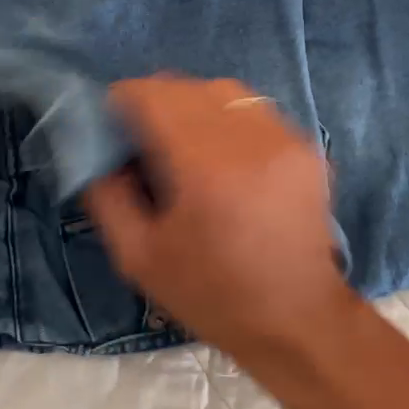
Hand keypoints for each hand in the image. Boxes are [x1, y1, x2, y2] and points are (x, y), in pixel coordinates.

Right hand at [83, 76, 360, 368]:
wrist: (298, 321)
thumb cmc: (212, 295)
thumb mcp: (138, 257)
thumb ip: (108, 196)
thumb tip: (100, 152)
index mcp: (204, 168)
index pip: (155, 97)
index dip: (125, 100)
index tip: (113, 125)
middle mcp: (249, 141)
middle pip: (189, 87)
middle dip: (157, 102)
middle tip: (143, 137)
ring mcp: (286, 140)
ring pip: (226, 92)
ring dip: (194, 106)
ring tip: (184, 143)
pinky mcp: (308, 148)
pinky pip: (256, 112)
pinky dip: (229, 121)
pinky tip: (224, 157)